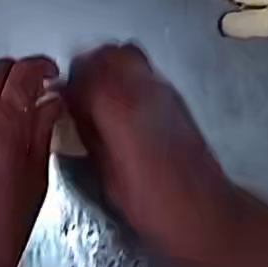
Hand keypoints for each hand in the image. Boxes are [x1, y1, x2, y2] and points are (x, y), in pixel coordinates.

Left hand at [0, 56, 60, 266]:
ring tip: (23, 109)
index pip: (23, 72)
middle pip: (0, 70)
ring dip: (3, 87)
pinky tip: (1, 125)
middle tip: (41, 89)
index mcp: (2, 124)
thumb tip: (51, 102)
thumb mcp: (36, 179)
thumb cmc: (1, 233)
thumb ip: (43, 131)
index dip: (42, 67)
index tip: (53, 74)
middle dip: (22, 73)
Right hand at [66, 44, 242, 264]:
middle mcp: (142, 89)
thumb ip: (89, 136)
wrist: (205, 213)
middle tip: (78, 90)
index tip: (62, 98)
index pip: (84, 74)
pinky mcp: (174, 94)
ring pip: (127, 53)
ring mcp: (161, 88)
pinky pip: (143, 67)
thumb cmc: (153, 206)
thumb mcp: (108, 177)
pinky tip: (123, 101)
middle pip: (107, 53)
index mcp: (120, 109)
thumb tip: (74, 113)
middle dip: (88, 67)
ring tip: (100, 92)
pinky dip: (127, 73)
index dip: (69, 85)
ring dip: (109, 66)